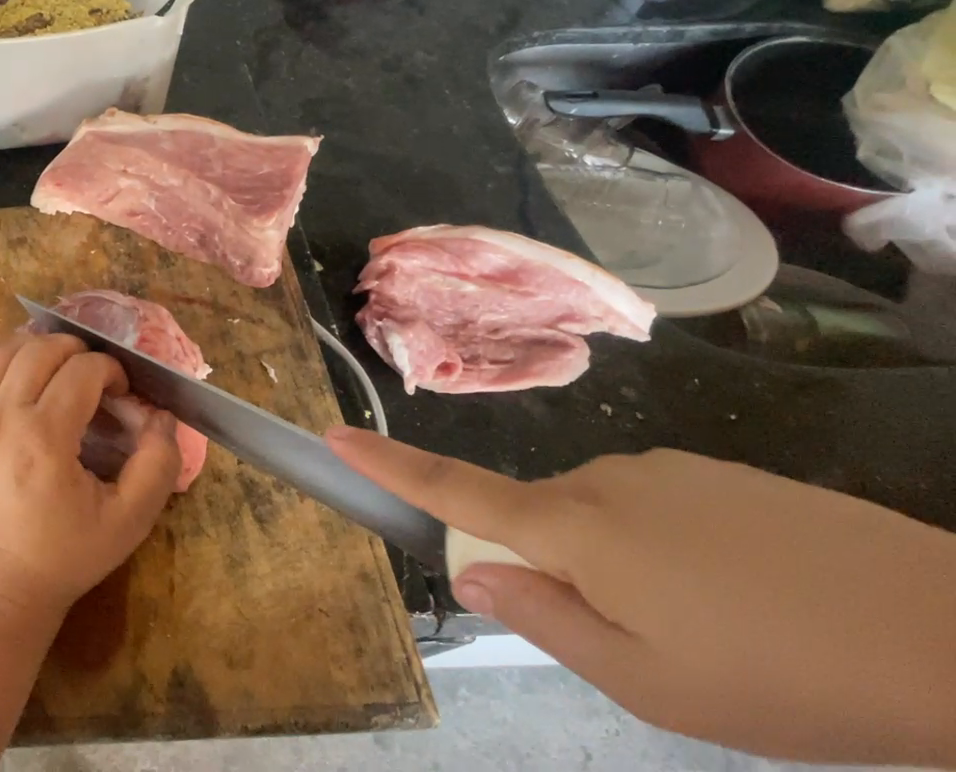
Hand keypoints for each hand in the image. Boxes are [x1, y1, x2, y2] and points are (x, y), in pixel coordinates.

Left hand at [0, 334, 181, 617]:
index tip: (123, 395)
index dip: (112, 371)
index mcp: (44, 438)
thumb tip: (161, 416)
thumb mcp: (130, 519)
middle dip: (78, 352)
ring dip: (39, 346)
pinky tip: (28, 378)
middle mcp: (3, 417)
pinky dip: (8, 360)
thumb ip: (157, 463)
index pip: (82, 370)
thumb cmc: (67, 554)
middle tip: (97, 378)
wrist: (0, 584)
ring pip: (4, 350)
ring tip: (62, 368)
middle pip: (42, 349)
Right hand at [328, 426, 955, 767]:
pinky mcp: (718, 469)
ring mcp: (664, 467)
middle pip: (533, 515)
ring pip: (597, 514)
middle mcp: (604, 479)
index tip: (334, 434)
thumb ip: (545, 620)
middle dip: (550, 567)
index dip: (388, 464)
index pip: (454, 488)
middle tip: (636, 639)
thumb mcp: (649, 684)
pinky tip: (745, 595)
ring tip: (709, 626)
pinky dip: (666, 548)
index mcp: (574, 530)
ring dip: (617, 563)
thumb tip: (475, 574)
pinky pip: (651, 504)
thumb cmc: (783, 676)